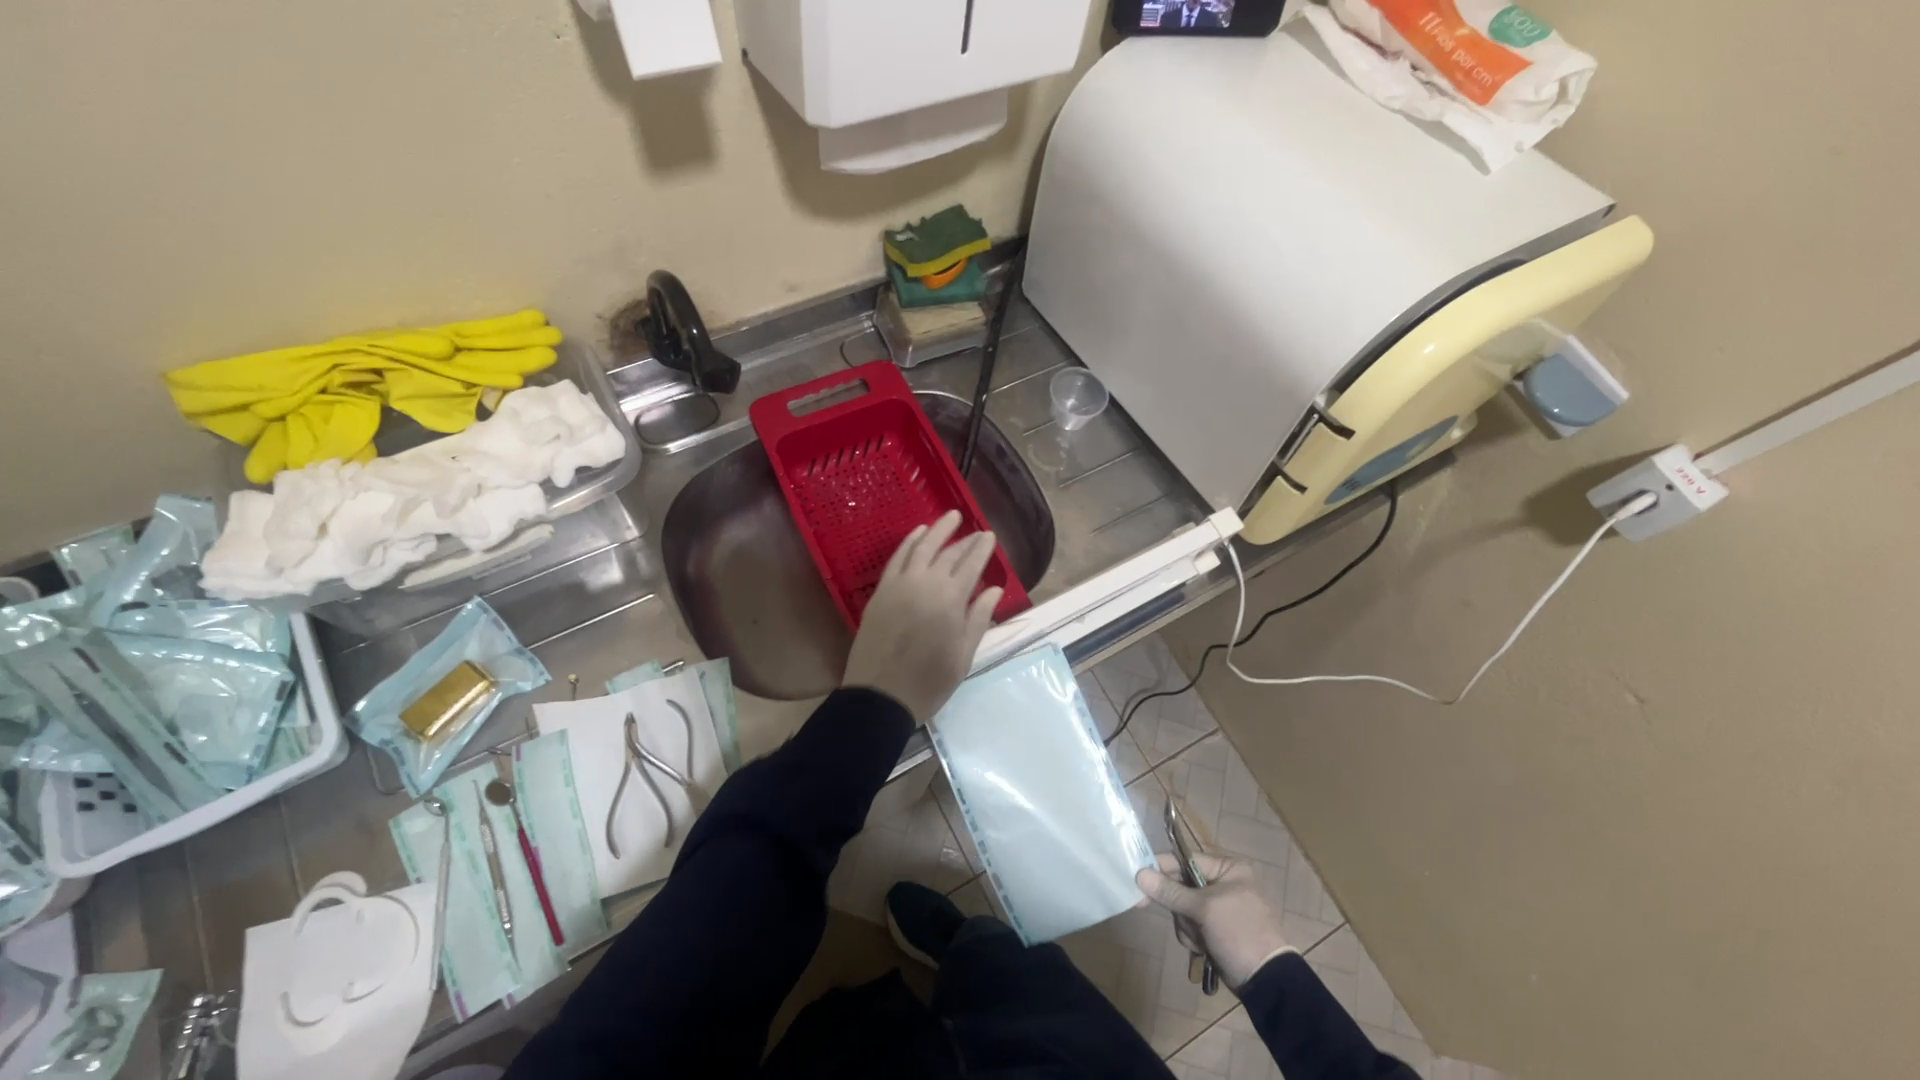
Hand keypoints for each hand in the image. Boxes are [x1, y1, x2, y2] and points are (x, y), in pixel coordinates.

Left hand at [842, 510, 1003, 724]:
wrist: (880, 697)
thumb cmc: (929, 682)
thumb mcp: (963, 655)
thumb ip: (978, 618)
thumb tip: (995, 590)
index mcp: (951, 600)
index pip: (971, 565)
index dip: (982, 549)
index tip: (990, 536)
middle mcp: (926, 584)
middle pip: (949, 554)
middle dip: (965, 540)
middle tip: (977, 531)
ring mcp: (900, 585)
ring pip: (922, 547)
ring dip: (937, 530)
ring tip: (951, 516)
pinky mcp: (881, 591)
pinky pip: (897, 558)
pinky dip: (909, 542)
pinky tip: (917, 533)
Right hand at [1136, 852, 1292, 988]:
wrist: (1265, 979)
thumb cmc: (1239, 933)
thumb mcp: (1205, 909)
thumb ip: (1171, 892)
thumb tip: (1139, 874)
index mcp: (1227, 869)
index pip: (1185, 860)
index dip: (1161, 868)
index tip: (1137, 876)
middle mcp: (1221, 884)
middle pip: (1180, 884)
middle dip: (1178, 906)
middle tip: (1150, 907)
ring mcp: (1216, 907)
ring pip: (1182, 907)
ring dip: (1186, 925)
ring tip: (1200, 938)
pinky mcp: (1212, 928)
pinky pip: (1188, 924)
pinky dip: (1191, 936)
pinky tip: (1203, 947)